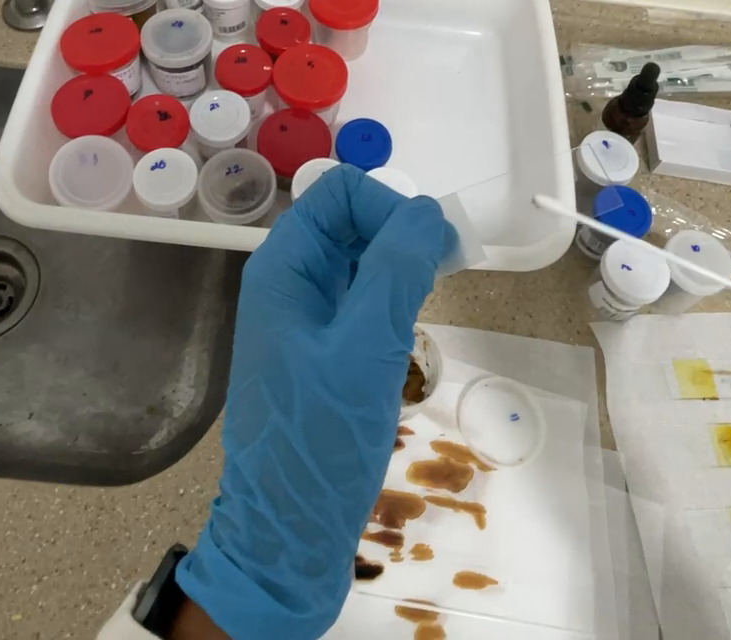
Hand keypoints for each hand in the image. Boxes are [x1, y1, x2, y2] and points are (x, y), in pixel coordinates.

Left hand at [176, 165, 452, 638]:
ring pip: (360, 259)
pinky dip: (392, 298)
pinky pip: (360, 298)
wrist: (286, 536)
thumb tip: (427, 210)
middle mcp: (289, 281)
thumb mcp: (366, 348)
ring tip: (430, 298)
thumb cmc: (321, 440)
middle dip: (400, 233)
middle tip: (445, 271)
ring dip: (400, 266)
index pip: (341, 194)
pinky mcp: (321, 348)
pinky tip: (411, 325)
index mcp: (284, 267)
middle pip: (351, 221)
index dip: (389, 207)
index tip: (431, 249)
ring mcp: (304, 316)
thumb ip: (395, 270)